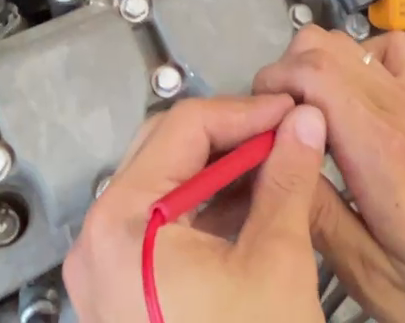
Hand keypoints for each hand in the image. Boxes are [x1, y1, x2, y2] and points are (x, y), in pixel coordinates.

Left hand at [64, 95, 327, 322]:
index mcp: (124, 223)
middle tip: (286, 133)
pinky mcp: (121, 293)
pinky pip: (163, 224)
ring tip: (279, 166)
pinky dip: (209, 207)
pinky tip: (254, 207)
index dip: (245, 110)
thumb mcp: (276, 260)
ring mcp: (105, 270)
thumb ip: (289, 178)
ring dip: (224, 169)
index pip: (185, 126)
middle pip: (168, 149)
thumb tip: (305, 122)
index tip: (290, 110)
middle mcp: (98, 240)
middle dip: (234, 136)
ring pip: (166, 184)